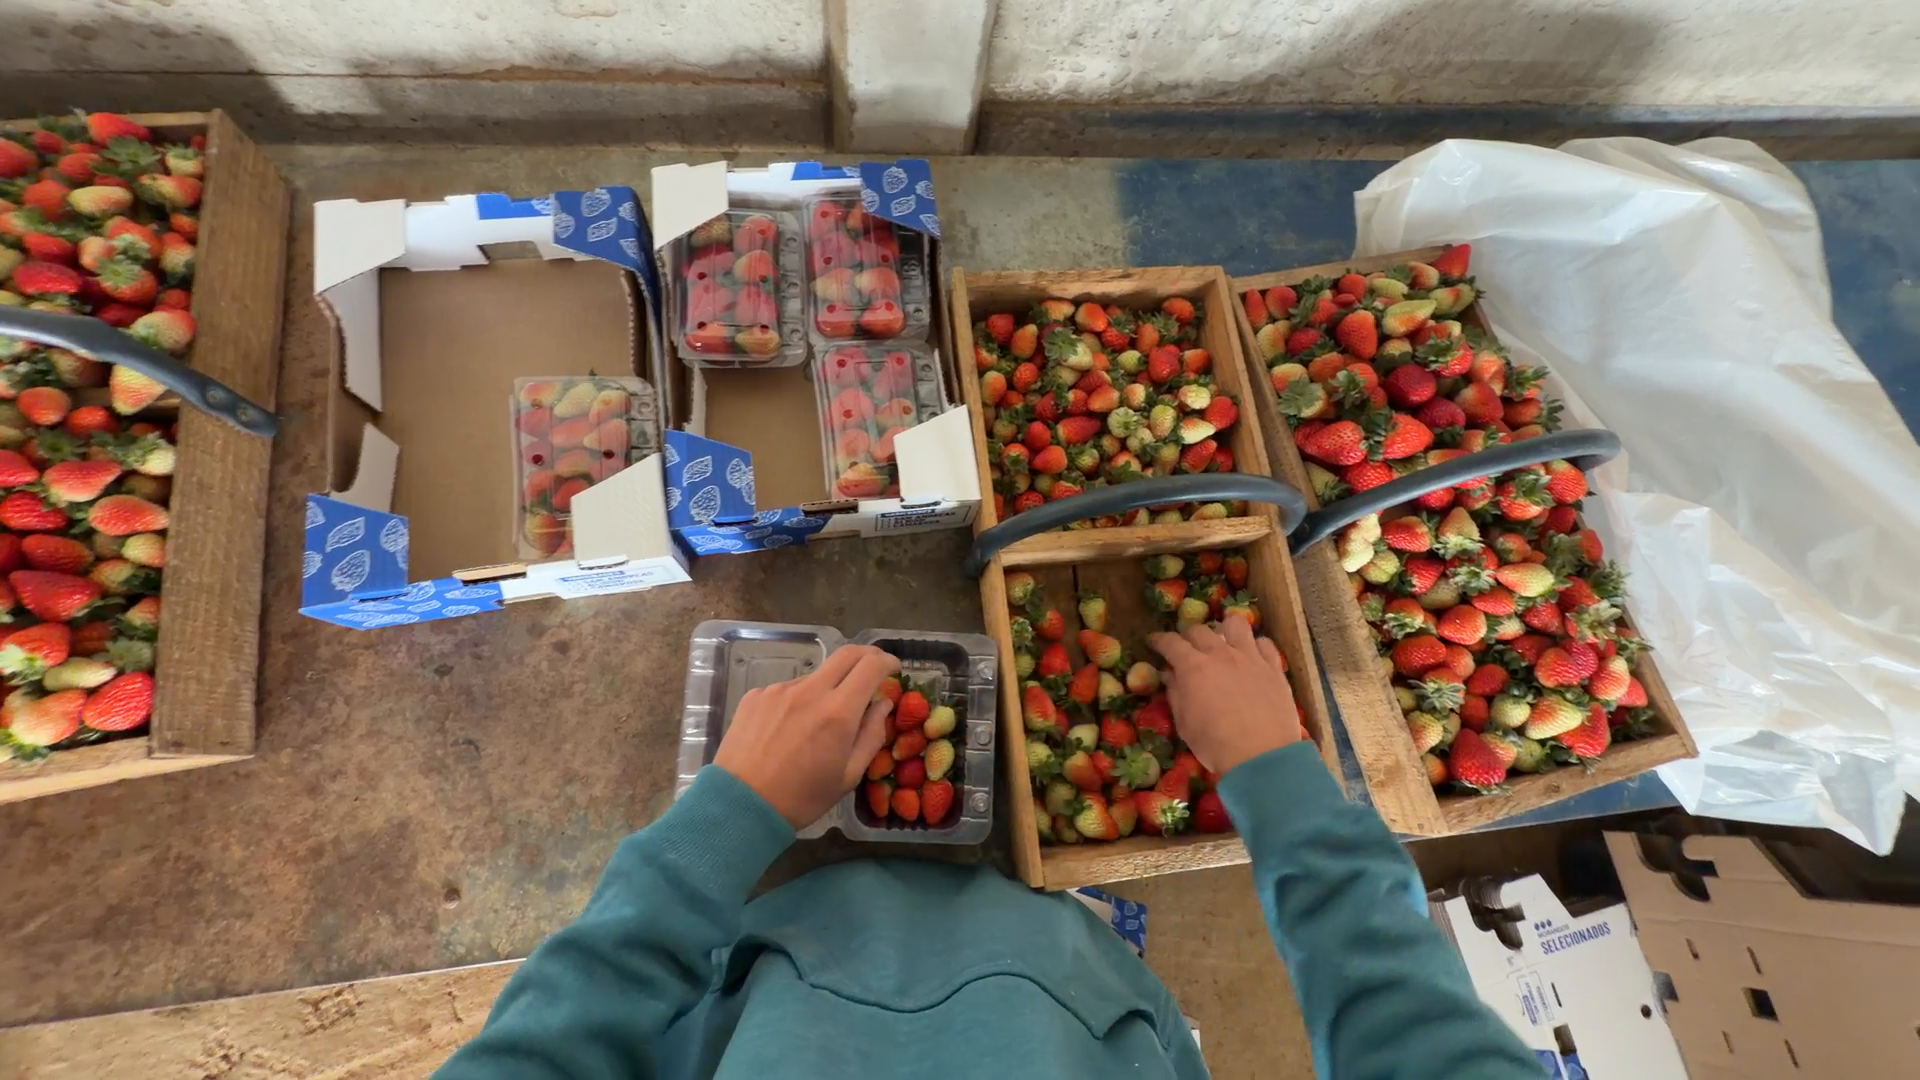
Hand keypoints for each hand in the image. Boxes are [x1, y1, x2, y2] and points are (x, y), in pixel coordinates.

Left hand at [715, 644, 900, 828]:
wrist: (739, 806)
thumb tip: (883, 703)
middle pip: (846, 654)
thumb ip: (871, 735)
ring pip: (816, 675)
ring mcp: (779, 690)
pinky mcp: (756, 695)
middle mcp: (810, 691)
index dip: (887, 661)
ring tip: (819, 722)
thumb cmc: (801, 798)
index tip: (894, 669)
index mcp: (838, 712)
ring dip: (829, 686)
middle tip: (873, 670)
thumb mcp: (848, 776)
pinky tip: (789, 730)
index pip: (871, 666)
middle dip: (866, 656)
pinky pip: (788, 690)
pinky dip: (800, 701)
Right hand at [1148, 618, 1298, 777]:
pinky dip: (1255, 646)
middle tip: (1186, 648)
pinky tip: (1252, 657)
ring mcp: (1250, 658)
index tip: (1154, 641)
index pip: (1171, 642)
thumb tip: (1170, 674)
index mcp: (1193, 667)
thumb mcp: (1184, 722)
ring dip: (1225, 630)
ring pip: (1236, 624)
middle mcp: (1221, 654)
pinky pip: (1265, 644)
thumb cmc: (1214, 744)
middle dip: (1188, 636)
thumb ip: (1175, 693)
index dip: (1159, 640)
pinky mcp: (1274, 668)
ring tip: (1223, 643)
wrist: (1262, 757)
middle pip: (1200, 630)